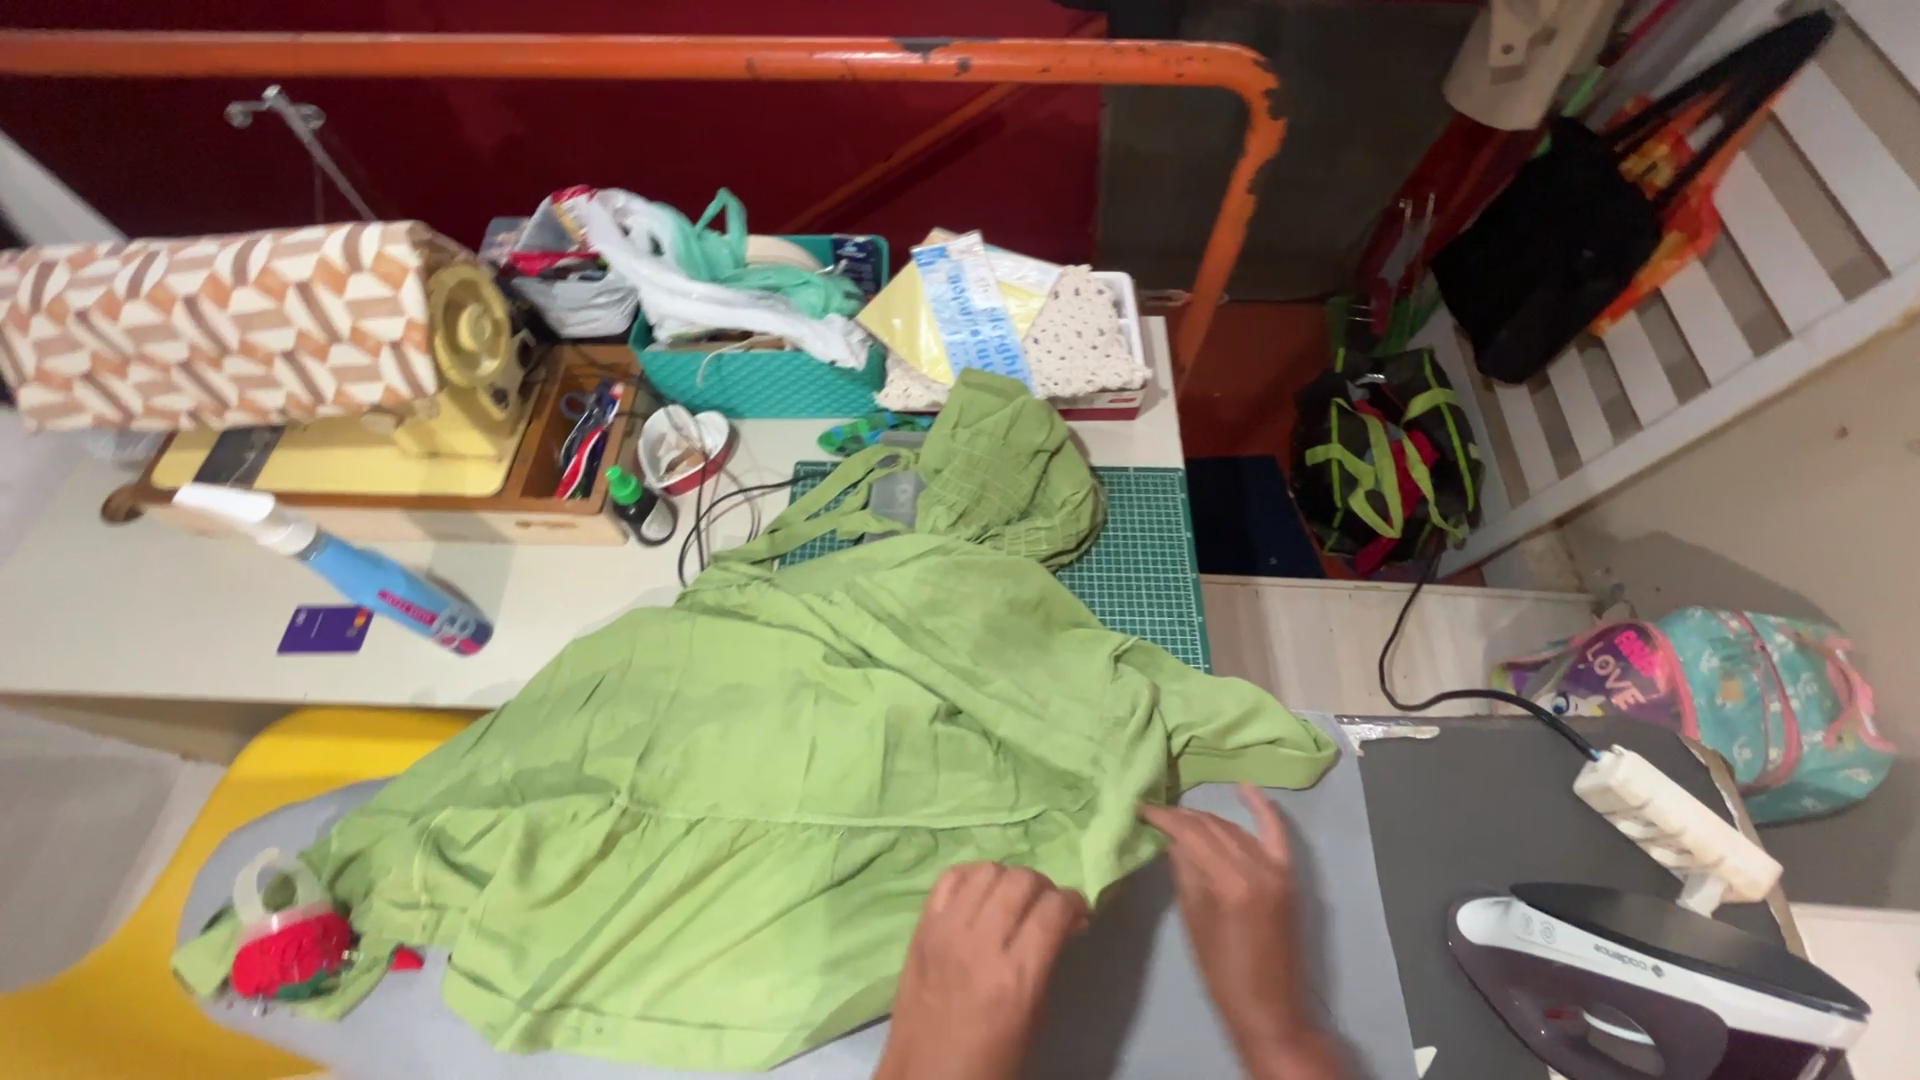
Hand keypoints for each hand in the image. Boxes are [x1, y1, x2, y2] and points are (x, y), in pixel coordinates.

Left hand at [876, 862, 1088, 1079]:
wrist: (925, 1078)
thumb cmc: (990, 1061)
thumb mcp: (1034, 1018)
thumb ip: (1048, 962)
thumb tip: (1066, 921)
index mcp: (1015, 977)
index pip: (1054, 909)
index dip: (1074, 902)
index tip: (1078, 912)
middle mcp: (980, 944)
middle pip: (1021, 880)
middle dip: (1044, 887)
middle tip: (1047, 906)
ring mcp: (946, 930)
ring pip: (987, 870)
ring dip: (1008, 879)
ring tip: (1013, 899)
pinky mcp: (922, 927)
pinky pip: (949, 878)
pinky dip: (971, 877)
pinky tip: (981, 893)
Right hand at [1140, 783, 1343, 1079]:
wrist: (1271, 1008)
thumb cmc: (1222, 972)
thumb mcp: (1194, 920)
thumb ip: (1185, 871)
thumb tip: (1171, 837)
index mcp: (1230, 882)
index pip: (1191, 834)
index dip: (1164, 817)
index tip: (1141, 808)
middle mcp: (1257, 867)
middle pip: (1213, 827)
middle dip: (1182, 816)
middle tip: (1154, 812)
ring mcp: (1277, 870)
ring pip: (1235, 828)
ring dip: (1207, 818)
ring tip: (1180, 814)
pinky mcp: (1288, 876)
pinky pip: (1275, 833)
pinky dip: (1261, 808)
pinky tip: (1244, 789)